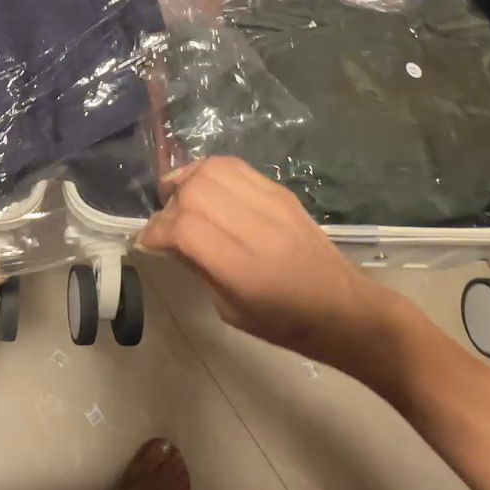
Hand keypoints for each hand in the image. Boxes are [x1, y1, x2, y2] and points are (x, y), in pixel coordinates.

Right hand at [138, 156, 401, 370]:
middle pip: (195, 191)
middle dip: (169, 204)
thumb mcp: (229, 308)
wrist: (343, 308)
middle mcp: (256, 227)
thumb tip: (166, 239)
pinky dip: (209, 172)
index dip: (156, 231)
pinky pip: (234, 166)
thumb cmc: (284, 322)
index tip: (146, 242)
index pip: (184, 228)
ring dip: (186, 180)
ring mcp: (270, 203)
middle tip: (165, 222)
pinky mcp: (279, 190)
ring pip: (212, 170)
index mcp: (242, 267)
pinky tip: (204, 188)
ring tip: (178, 197)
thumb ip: (196, 265)